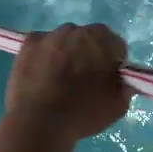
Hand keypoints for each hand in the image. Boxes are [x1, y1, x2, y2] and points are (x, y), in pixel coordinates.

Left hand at [4, 24, 133, 141]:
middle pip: (88, 40)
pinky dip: (43, 57)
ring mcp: (49, 35)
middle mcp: (76, 30)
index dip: (114, 64)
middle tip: (84, 82)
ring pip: (63, 42)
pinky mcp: (28, 44)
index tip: (108, 81)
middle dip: (88, 55)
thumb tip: (122, 81)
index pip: (115, 46)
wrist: (40, 122)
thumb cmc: (83, 113)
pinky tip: (42, 77)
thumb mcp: (118, 106)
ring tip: (59, 82)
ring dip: (65, 55)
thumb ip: (124, 87)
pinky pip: (41, 46)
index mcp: (102, 39)